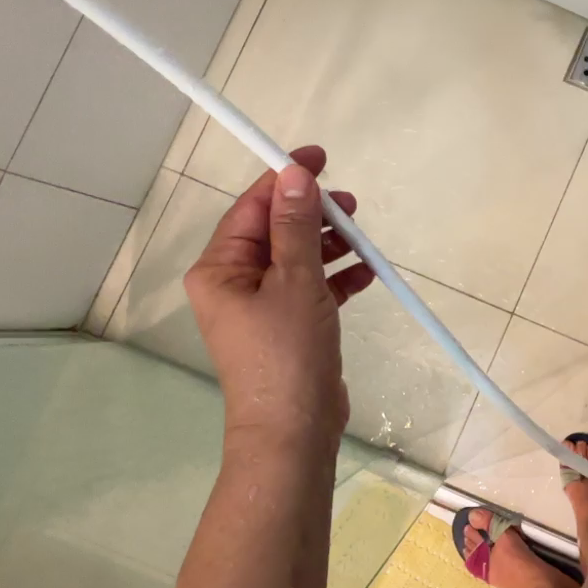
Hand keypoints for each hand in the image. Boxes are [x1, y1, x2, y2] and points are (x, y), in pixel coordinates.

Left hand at [183, 145, 375, 456]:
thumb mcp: (296, 281)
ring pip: (298, 258)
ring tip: (364, 236)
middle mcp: (236, 283)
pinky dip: (338, 277)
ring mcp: (263, 306)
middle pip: (276, 231)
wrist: (294, 430)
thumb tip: (294, 174)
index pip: (253, 208)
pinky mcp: (289, 326)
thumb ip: (297, 226)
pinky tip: (366, 271)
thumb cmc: (287, 353)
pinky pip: (312, 287)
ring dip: (331, 245)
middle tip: (352, 203)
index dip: (285, 179)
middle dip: (314, 214)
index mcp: (221, 268)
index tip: (320, 157)